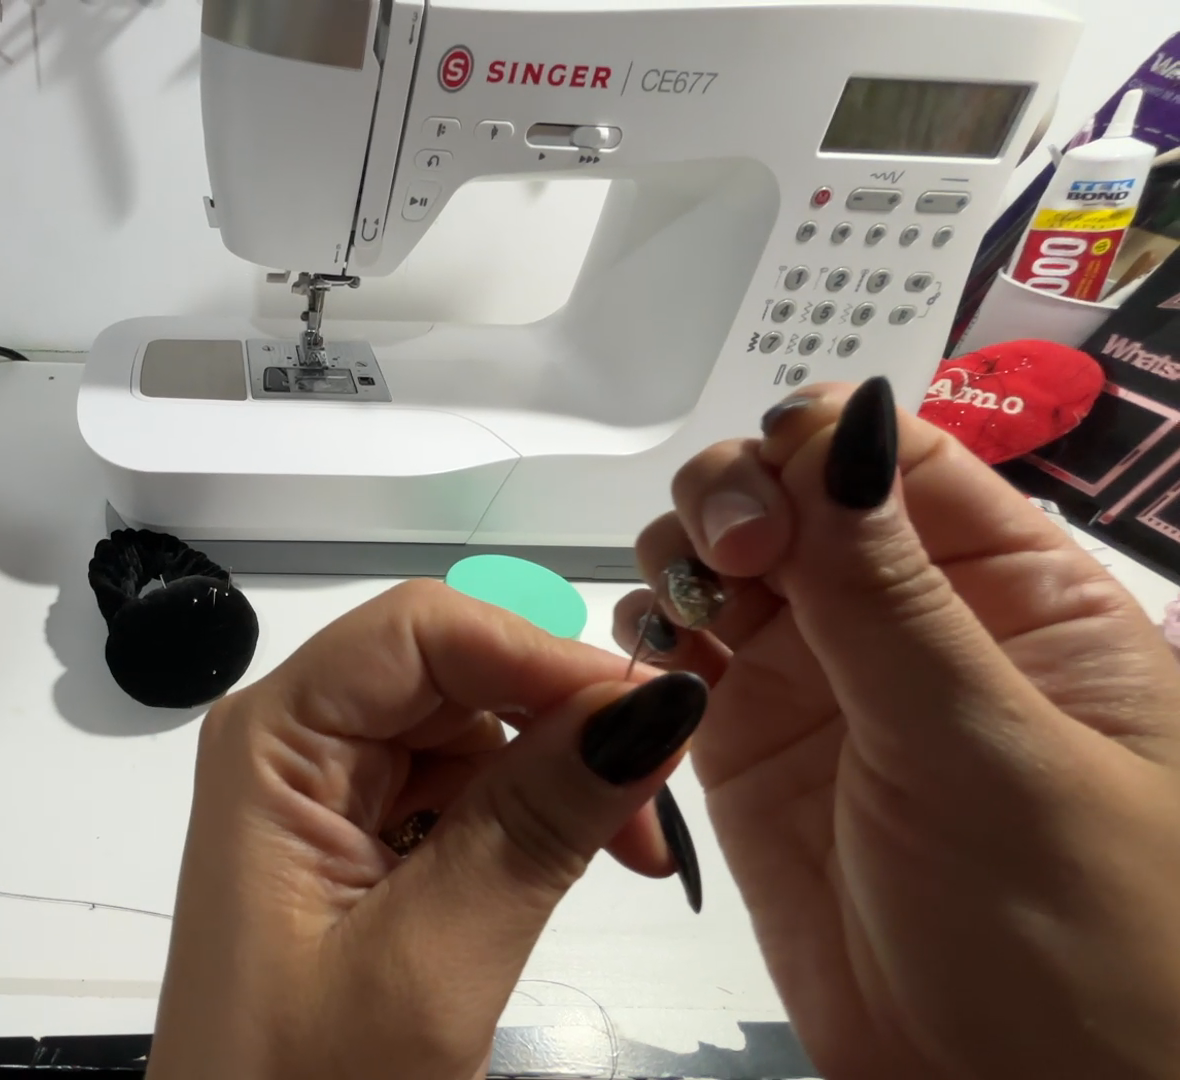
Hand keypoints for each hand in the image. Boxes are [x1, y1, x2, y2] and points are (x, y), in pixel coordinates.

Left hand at [148, 581, 706, 1079]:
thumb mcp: (430, 961)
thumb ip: (535, 823)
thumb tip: (653, 705)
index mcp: (274, 736)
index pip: (414, 631)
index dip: (532, 651)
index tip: (649, 711)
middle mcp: (290, 731)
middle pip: (438, 665)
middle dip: (550, 712)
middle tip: (652, 797)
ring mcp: (317, 773)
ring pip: (456, 716)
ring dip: (544, 764)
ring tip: (619, 846)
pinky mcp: (345, 816)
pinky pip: (446, 772)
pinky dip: (515, 801)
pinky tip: (558, 848)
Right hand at [617, 379, 1179, 1077]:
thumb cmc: (1076, 939)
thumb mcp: (988, 748)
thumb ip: (891, 591)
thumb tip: (842, 425)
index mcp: (1009, 593)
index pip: (894, 459)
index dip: (815, 447)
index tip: (768, 502)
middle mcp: (893, 613)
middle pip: (778, 492)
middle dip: (728, 502)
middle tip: (726, 564)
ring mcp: (803, 669)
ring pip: (707, 557)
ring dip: (676, 561)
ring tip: (685, 622)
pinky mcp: (733, 723)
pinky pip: (671, 639)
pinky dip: (647, 630)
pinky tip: (656, 658)